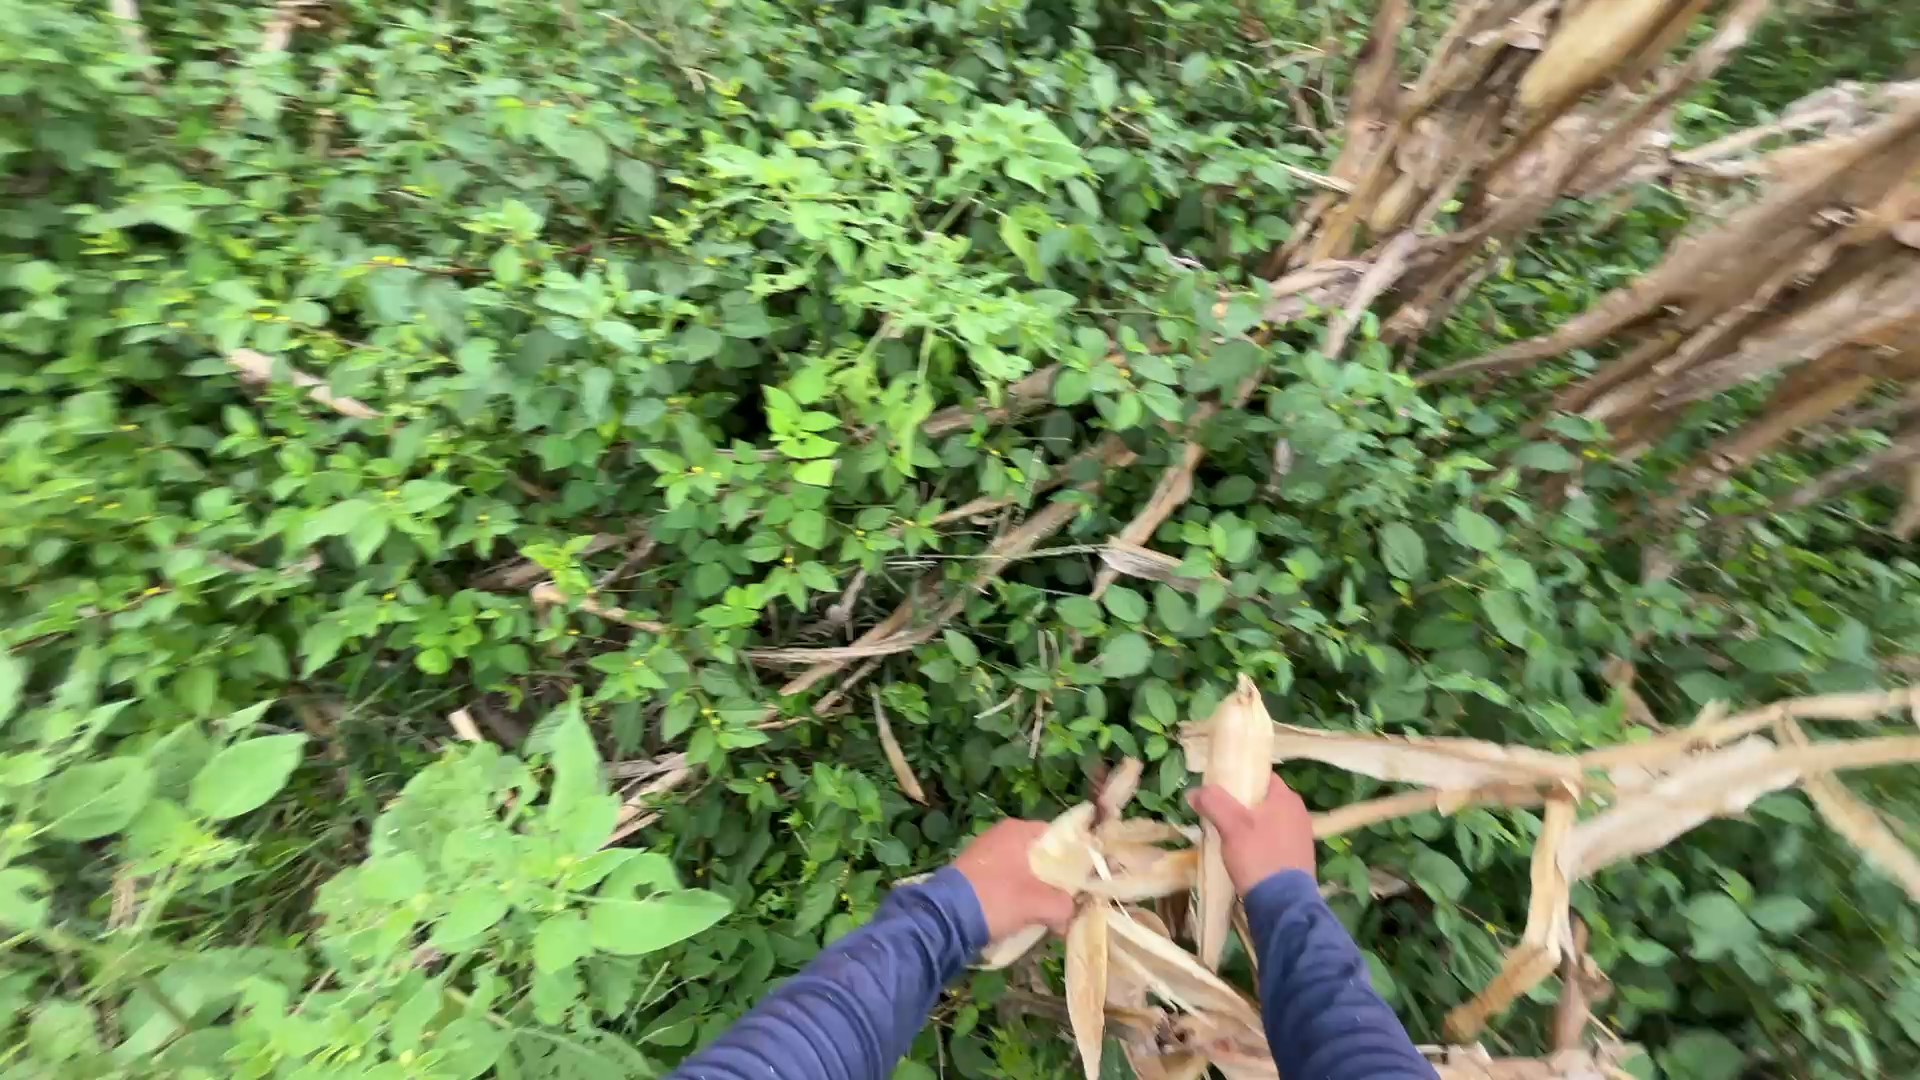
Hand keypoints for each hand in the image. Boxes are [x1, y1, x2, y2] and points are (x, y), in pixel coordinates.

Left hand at [952, 819, 1075, 942]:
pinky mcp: (974, 872)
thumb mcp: (1037, 903)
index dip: (1072, 857)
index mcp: (1018, 830)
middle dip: (1053, 881)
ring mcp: (986, 853)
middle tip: (1064, 904)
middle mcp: (1001, 835)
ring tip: (1044, 917)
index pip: (1056, 836)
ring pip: (1023, 871)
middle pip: (1040, 855)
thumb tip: (1069, 912)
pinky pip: (1005, 881)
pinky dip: (1015, 896)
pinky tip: (1019, 918)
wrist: (946, 916)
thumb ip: (1063, 905)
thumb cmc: (996, 897)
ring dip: (1034, 892)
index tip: (1081, 880)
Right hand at [1188, 773, 1315, 893]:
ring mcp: (1301, 838)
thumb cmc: (1259, 856)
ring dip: (1249, 824)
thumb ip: (1212, 802)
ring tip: (1227, 833)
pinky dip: (1258, 842)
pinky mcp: (1297, 859)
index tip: (1221, 787)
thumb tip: (1194, 792)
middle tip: (1219, 811)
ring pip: (1267, 820)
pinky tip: (1243, 853)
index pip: (1262, 776)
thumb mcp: (1230, 825)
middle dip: (1241, 803)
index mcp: (1288, 799)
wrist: (1283, 907)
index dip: (1240, 777)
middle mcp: (1299, 814)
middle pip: (1263, 799)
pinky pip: (1273, 840)